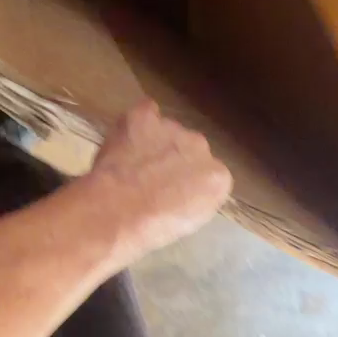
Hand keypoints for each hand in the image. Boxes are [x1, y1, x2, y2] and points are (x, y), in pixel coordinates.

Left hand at [75, 102, 231, 263]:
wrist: (118, 210)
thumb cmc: (153, 227)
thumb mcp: (189, 221)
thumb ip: (196, 196)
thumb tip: (184, 188)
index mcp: (218, 177)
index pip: (209, 173)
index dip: (188, 181)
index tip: (172, 191)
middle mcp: (201, 146)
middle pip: (189, 148)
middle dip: (174, 158)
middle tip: (151, 175)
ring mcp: (172, 127)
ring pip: (166, 130)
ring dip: (154, 141)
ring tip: (132, 161)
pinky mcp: (144, 116)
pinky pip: (146, 110)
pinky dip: (139, 120)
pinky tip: (129, 132)